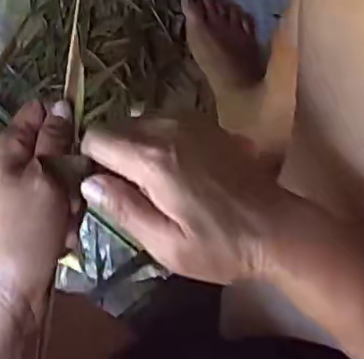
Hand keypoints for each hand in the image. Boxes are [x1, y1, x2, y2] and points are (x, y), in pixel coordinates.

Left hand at [0, 99, 78, 315]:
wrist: (12, 297)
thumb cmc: (23, 229)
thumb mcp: (44, 176)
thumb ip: (56, 141)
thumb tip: (62, 102)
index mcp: (10, 145)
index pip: (39, 110)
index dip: (63, 114)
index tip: (83, 127)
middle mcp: (19, 163)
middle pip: (59, 145)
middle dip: (74, 163)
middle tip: (72, 184)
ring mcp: (31, 192)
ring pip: (68, 176)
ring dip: (75, 196)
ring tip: (68, 216)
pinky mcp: (42, 218)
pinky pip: (67, 204)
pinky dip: (71, 218)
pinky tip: (66, 236)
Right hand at [79, 116, 293, 284]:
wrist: (275, 226)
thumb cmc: (221, 245)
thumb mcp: (168, 246)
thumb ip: (123, 210)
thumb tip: (88, 182)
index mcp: (152, 159)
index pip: (96, 137)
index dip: (89, 160)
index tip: (98, 185)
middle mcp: (164, 127)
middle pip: (114, 127)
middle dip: (110, 154)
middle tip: (124, 189)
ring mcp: (184, 118)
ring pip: (136, 121)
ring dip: (133, 146)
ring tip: (150, 181)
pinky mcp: (200, 119)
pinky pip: (159, 120)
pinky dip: (155, 139)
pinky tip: (174, 168)